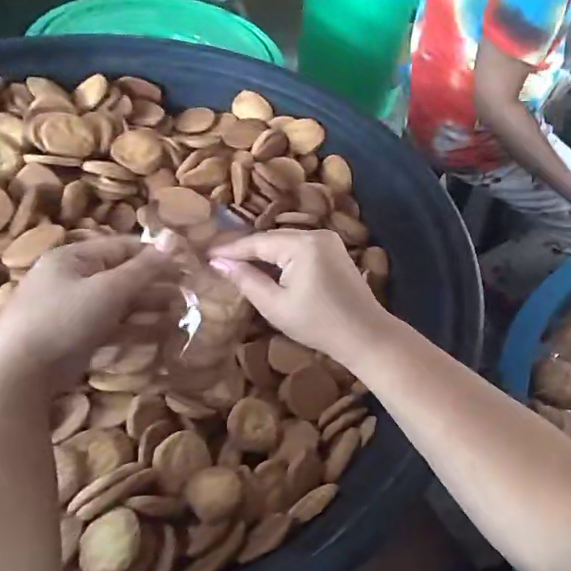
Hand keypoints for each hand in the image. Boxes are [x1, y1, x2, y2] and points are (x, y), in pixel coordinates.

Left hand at [0, 236, 174, 389]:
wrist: (18, 373)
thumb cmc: (63, 319)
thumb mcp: (109, 289)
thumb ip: (145, 267)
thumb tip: (176, 239)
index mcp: (73, 257)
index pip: (124, 247)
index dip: (157, 255)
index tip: (189, 265)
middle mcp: (73, 278)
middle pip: (124, 275)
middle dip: (157, 284)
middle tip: (191, 292)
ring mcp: (74, 309)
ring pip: (121, 302)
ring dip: (152, 307)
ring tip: (183, 313)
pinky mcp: (77, 336)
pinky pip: (114, 325)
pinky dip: (137, 327)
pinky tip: (163, 333)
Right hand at [207, 230, 394, 360]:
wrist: (366, 335)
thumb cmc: (318, 324)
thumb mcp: (275, 305)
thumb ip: (246, 280)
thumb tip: (219, 262)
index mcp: (302, 244)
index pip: (256, 242)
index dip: (229, 249)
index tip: (204, 255)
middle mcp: (317, 234)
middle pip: (271, 239)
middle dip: (245, 251)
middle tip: (216, 261)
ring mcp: (329, 242)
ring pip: (285, 244)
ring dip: (263, 255)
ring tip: (235, 266)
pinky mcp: (335, 252)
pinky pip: (300, 249)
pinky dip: (282, 259)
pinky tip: (266, 271)